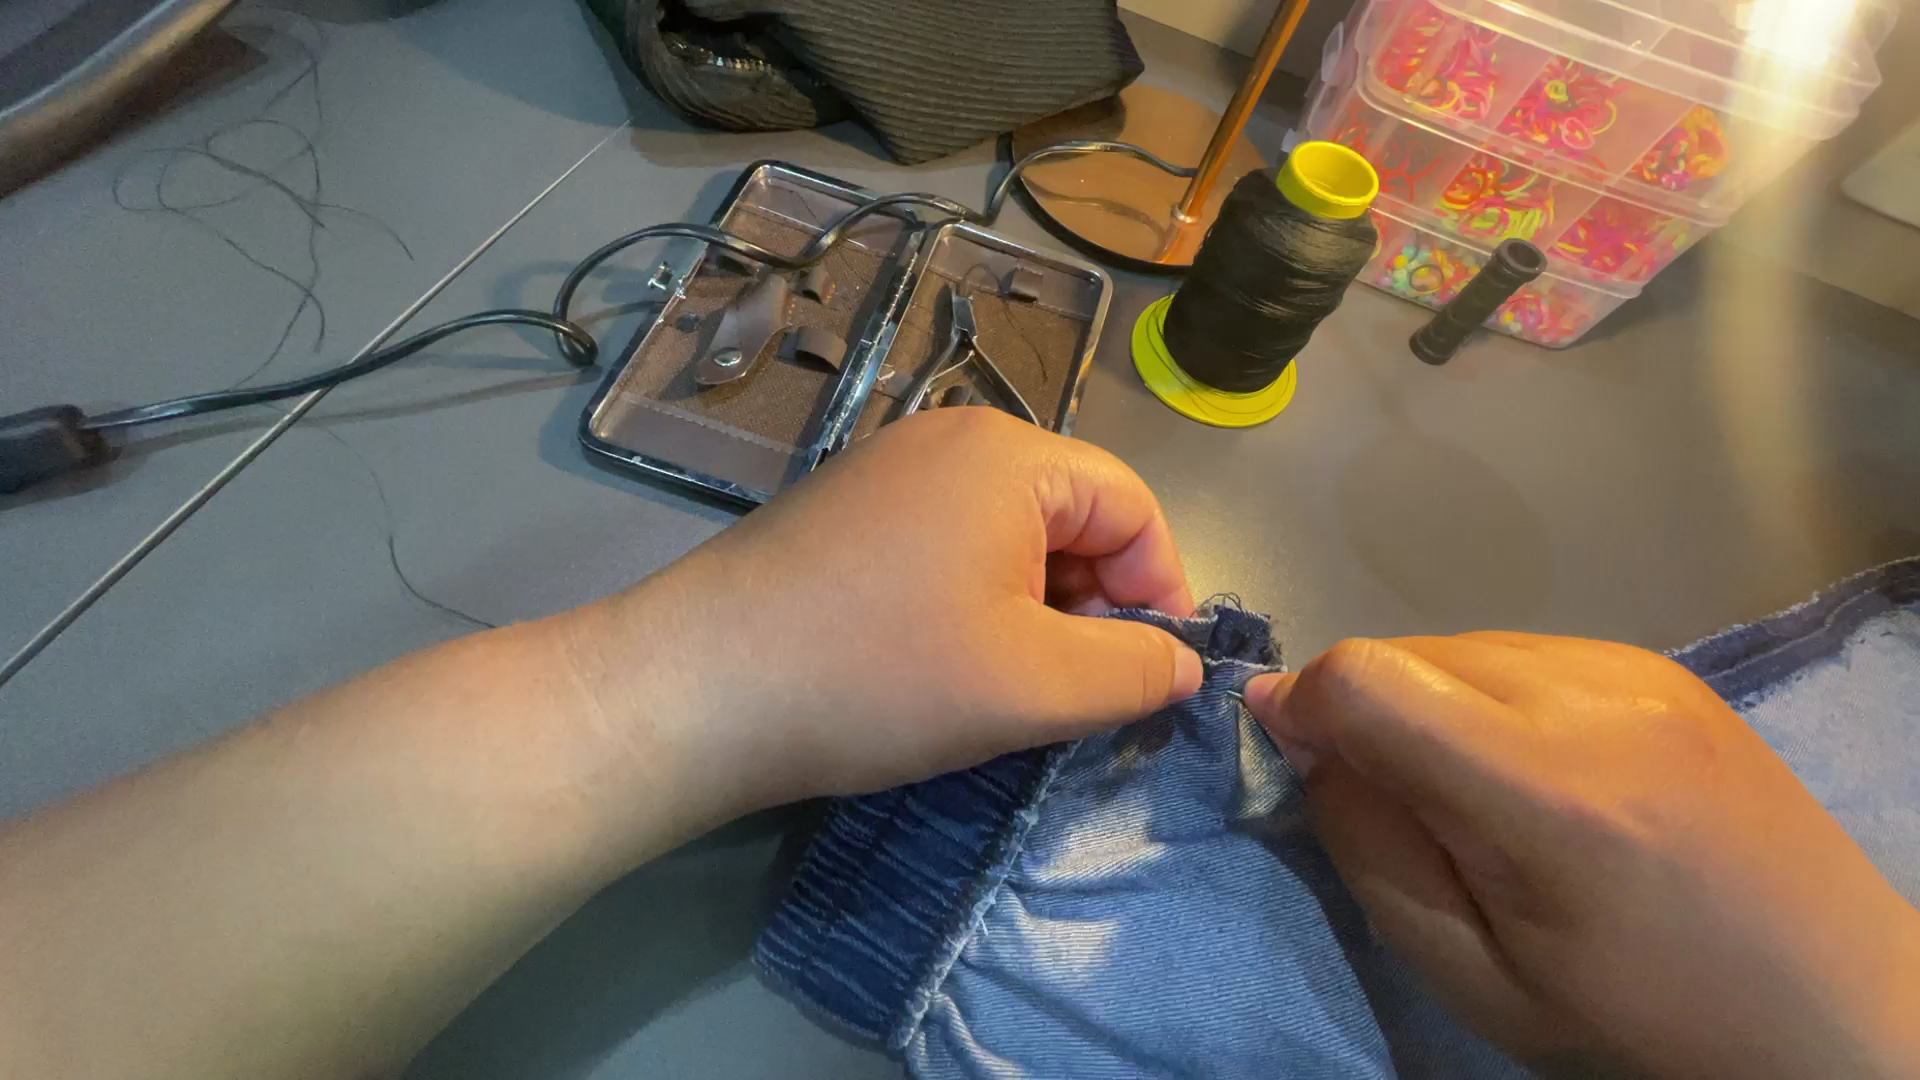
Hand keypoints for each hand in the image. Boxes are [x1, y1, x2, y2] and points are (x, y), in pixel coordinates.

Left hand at [571, 409, 1202, 828]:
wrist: (696, 688)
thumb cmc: (879, 674)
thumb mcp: (1033, 684)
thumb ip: (1134, 670)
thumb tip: (1182, 663)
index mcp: (1006, 454)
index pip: (1131, 503)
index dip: (1163, 586)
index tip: (1158, 668)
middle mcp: (948, 440)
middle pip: (1070, 515)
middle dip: (1096, 601)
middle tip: (1080, 686)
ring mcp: (888, 471)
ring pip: (1009, 536)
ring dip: (1037, 607)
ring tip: (1014, 680)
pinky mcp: (848, 512)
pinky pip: (949, 544)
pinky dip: (977, 599)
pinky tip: (949, 656)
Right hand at [1246, 635, 1919, 1079]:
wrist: (1851, 1021)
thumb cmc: (1638, 1020)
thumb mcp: (1464, 968)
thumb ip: (1363, 841)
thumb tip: (1306, 738)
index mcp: (1552, 796)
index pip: (1367, 680)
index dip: (1304, 703)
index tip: (1294, 748)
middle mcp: (1595, 700)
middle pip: (1396, 654)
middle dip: (1359, 712)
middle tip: (1392, 790)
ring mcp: (1632, 667)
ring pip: (1442, 645)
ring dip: (1415, 701)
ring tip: (1467, 778)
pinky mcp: (1650, 659)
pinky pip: (1500, 650)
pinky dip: (1469, 693)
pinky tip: (1523, 756)